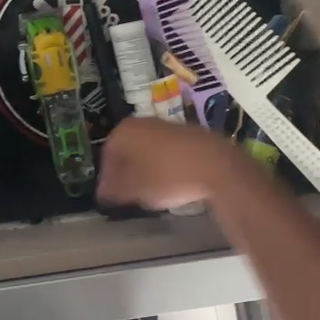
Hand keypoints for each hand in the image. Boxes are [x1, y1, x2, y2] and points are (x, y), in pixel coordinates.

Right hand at [99, 117, 254, 209]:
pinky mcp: (188, 133)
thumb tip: (103, 192)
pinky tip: (173, 182)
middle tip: (129, 194)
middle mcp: (141, 122)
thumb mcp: (134, 189)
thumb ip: (114, 190)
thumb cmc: (166, 176)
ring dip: (146, 169)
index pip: (107, 155)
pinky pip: (167, 151)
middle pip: (127, 150)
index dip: (107, 178)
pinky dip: (165, 166)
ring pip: (147, 150)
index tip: (111, 197)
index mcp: (123, 131)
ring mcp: (166, 125)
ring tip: (151, 192)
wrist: (216, 165)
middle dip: (126, 172)